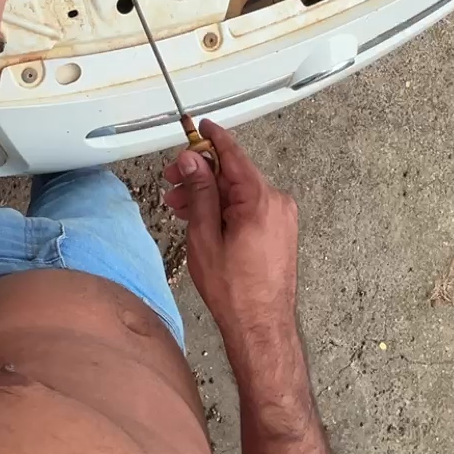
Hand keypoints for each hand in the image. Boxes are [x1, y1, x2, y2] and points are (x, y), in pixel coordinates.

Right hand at [162, 120, 299, 352]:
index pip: (232, 153)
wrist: (261, 328)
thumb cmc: (235, 291)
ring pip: (238, 190)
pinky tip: (203, 216)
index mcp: (259, 199)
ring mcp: (281, 216)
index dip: (211, 137)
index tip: (199, 125)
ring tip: (181, 205)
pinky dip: (225, 206)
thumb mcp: (205, 236)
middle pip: (232, 172)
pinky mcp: (279, 228)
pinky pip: (248, 205)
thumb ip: (200, 192)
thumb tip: (193, 160)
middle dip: (200, 174)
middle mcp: (276, 201)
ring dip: (209, 193)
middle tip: (173, 181)